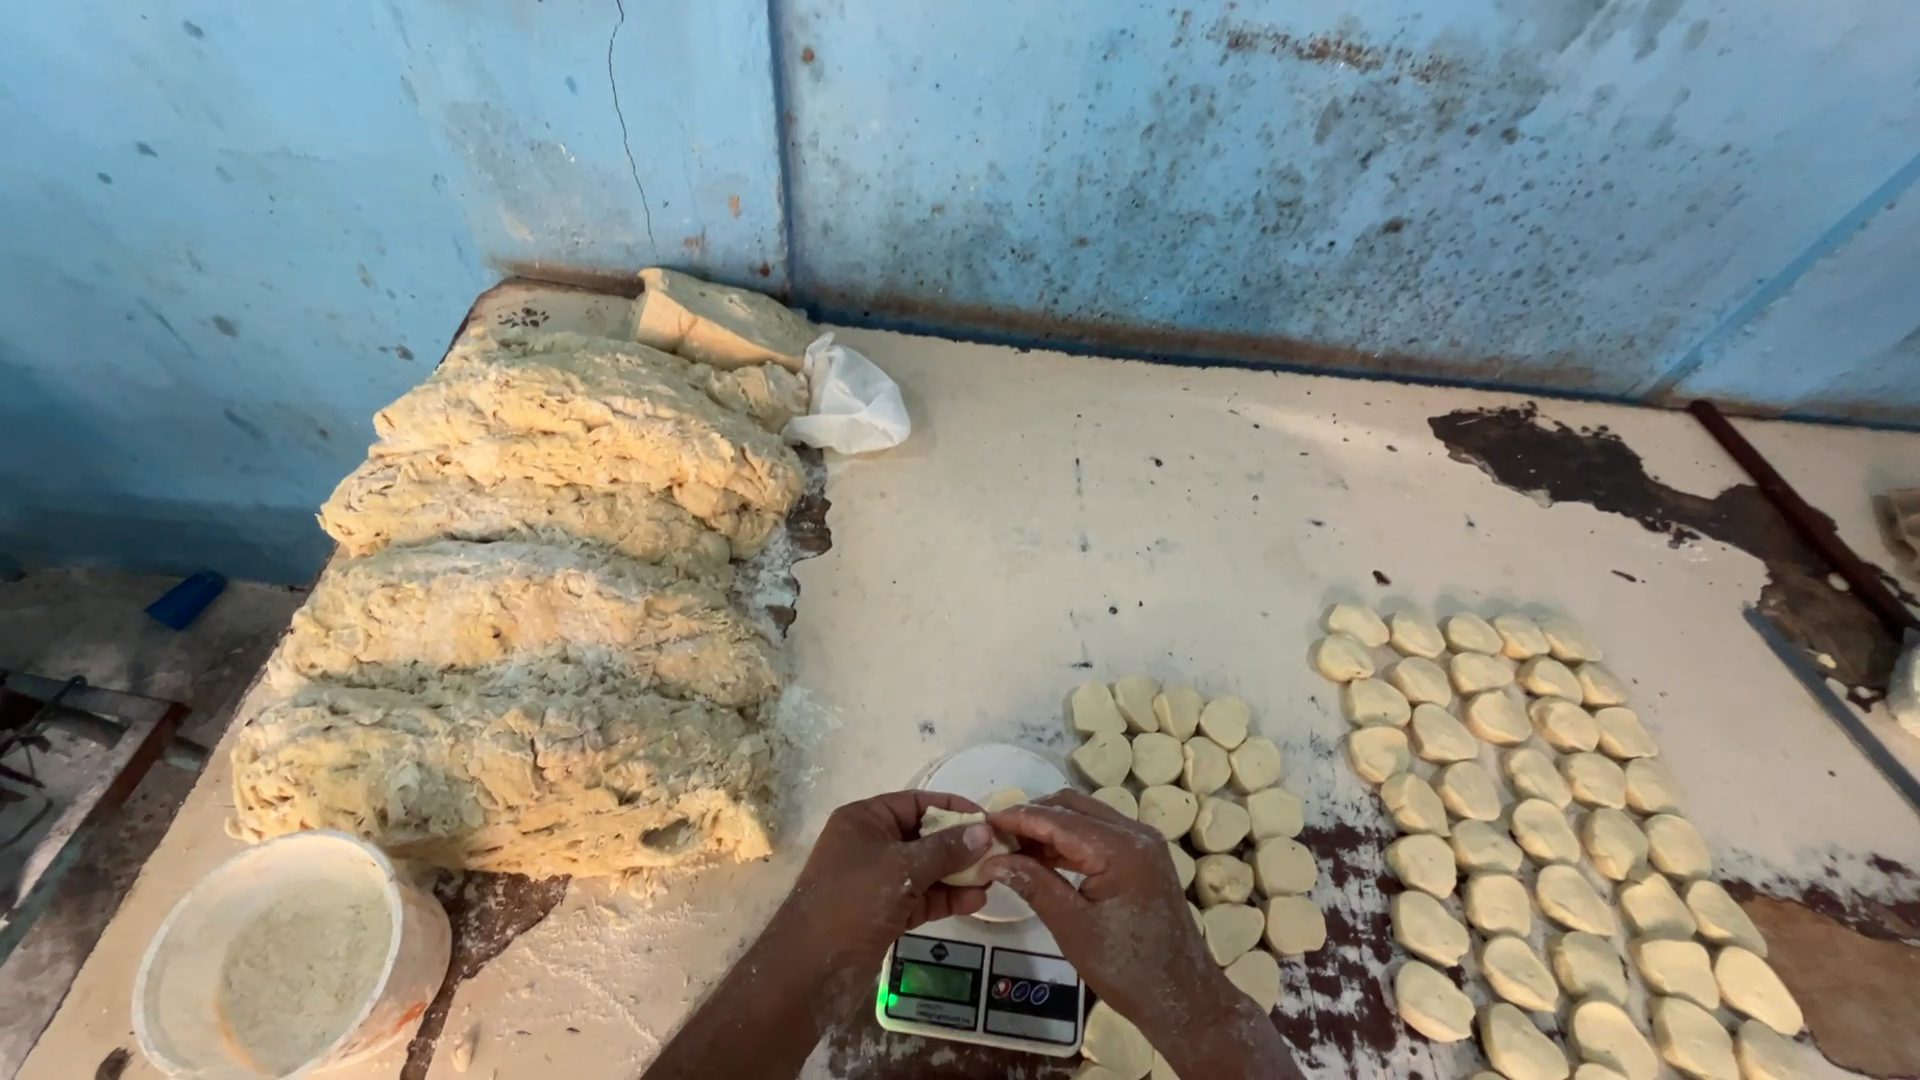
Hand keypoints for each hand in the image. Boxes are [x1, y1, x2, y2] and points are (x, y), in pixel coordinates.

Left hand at [780, 790, 995, 969]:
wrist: (808, 973)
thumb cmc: (850, 903)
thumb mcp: (900, 869)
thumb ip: (945, 849)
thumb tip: (984, 830)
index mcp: (865, 820)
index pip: (916, 803)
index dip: (951, 808)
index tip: (987, 818)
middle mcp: (870, 845)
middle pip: (923, 836)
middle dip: (959, 844)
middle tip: (997, 852)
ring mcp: (877, 881)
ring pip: (926, 869)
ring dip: (957, 874)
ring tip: (992, 878)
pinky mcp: (884, 913)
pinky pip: (922, 897)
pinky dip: (945, 898)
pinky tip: (975, 900)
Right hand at [984, 793, 1246, 1047]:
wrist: (1183, 999)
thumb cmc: (1127, 969)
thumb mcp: (1072, 927)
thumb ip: (1034, 884)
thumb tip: (993, 859)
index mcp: (1121, 848)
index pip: (1059, 819)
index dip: (1019, 817)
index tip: (984, 821)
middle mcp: (1135, 833)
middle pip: (1072, 806)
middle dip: (1033, 816)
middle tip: (996, 835)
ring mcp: (1142, 843)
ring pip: (1085, 816)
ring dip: (1049, 826)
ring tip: (1013, 847)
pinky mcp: (1142, 856)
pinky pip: (1097, 833)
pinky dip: (1069, 840)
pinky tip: (1043, 858)